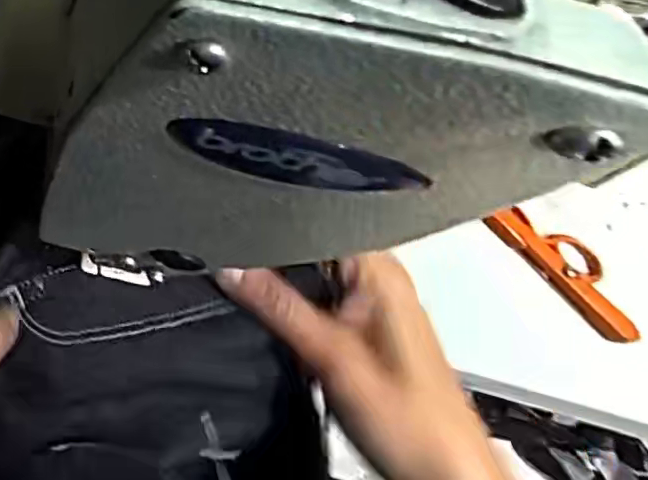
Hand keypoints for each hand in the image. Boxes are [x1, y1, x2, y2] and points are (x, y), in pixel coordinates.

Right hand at [218, 254, 505, 479]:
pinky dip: (300, 313)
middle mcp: (379, 275)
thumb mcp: (332, 358)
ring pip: (309, 274)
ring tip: (276, 313)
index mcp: (379, 266)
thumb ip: (277, 306)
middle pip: (305, 246)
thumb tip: (231, 267)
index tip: (236, 244)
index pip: (308, 220)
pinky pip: (319, 299)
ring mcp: (374, 300)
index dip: (269, 228)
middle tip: (250, 283)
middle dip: (274, 264)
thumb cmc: (417, 427)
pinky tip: (297, 336)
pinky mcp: (367, 324)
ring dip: (286, 292)